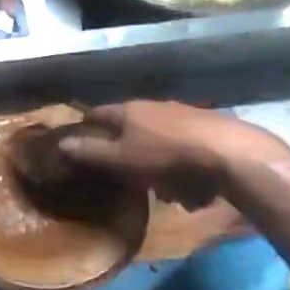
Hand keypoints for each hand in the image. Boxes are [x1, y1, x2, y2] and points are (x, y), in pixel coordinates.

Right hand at [59, 101, 287, 208]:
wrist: (228, 153)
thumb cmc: (165, 155)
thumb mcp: (120, 159)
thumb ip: (90, 152)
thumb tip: (61, 143)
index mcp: (129, 110)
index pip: (98, 112)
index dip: (87, 124)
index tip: (78, 136)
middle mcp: (154, 106)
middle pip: (130, 124)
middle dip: (124, 145)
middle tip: (120, 168)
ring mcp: (183, 114)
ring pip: (158, 135)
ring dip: (154, 156)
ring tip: (159, 183)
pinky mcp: (208, 126)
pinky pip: (183, 146)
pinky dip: (179, 161)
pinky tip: (188, 183)